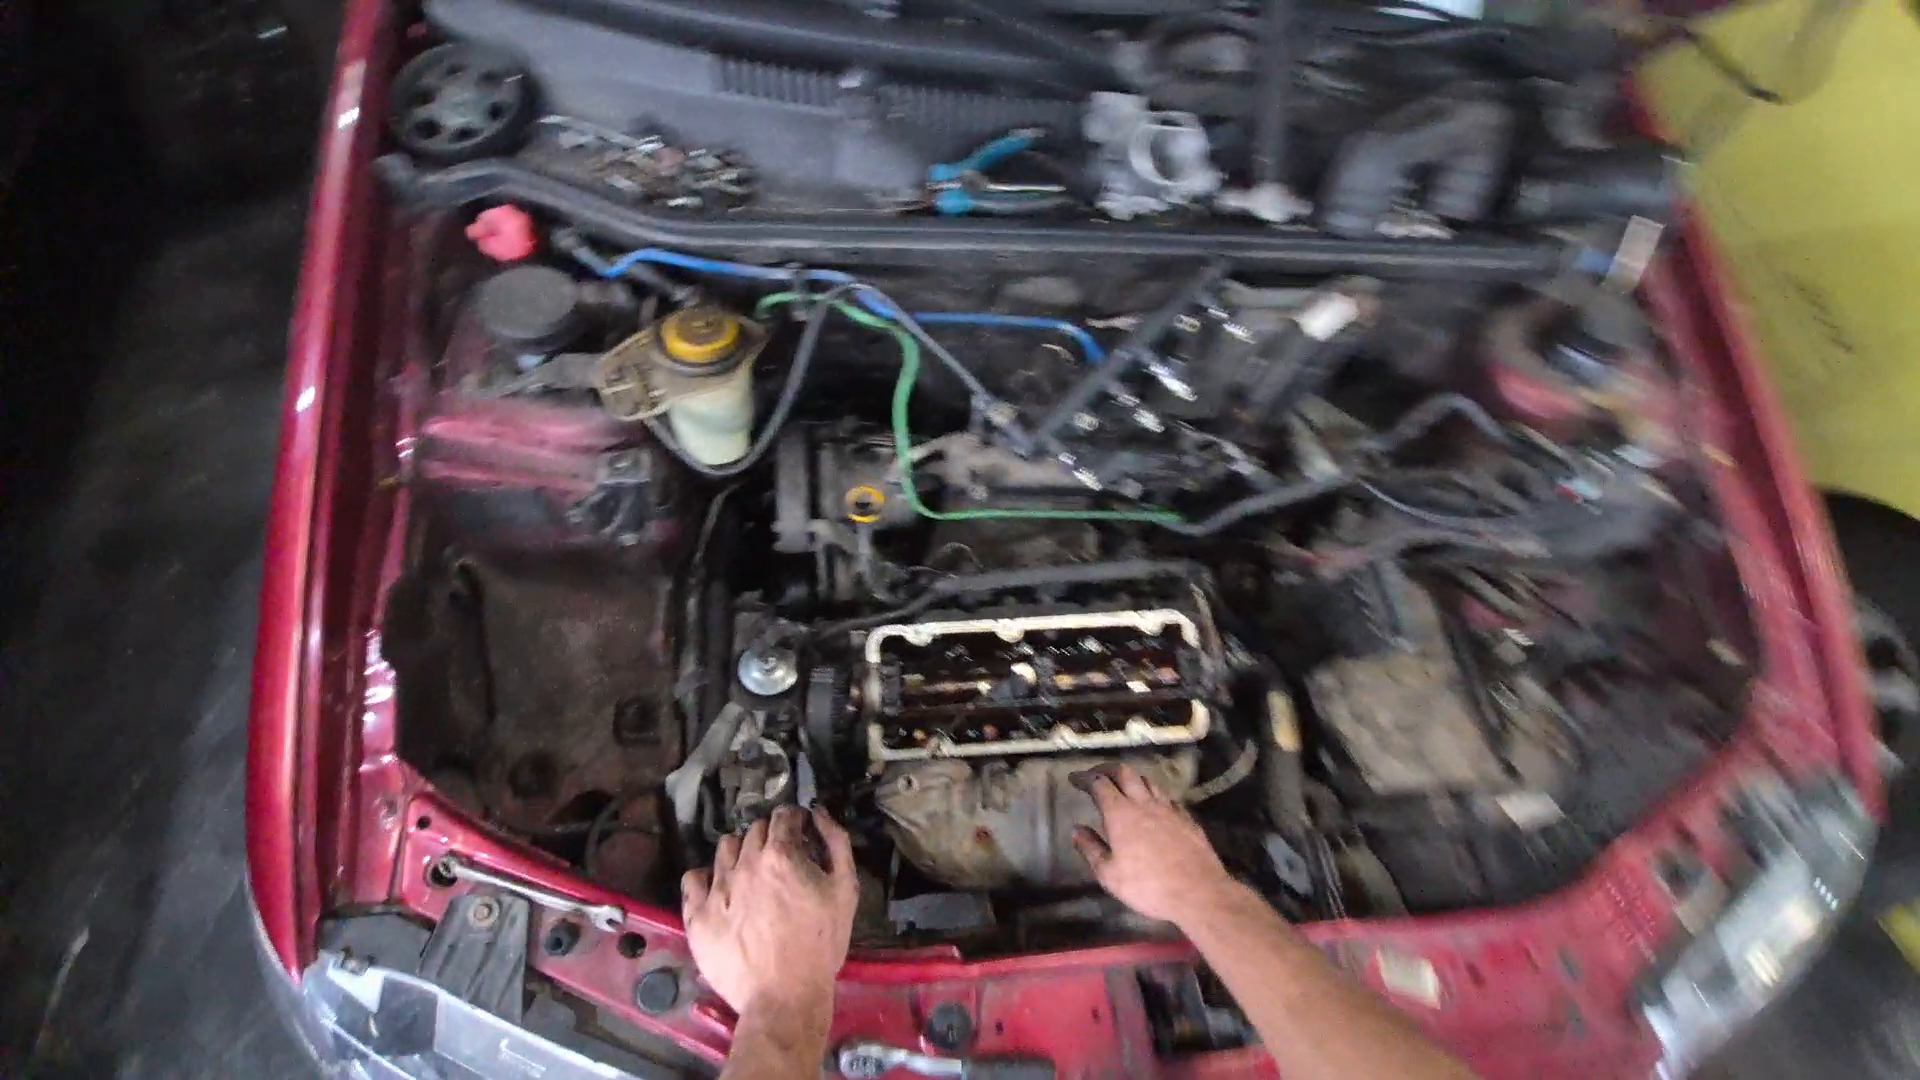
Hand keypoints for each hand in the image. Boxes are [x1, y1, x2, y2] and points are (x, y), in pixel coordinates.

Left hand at [681, 805, 858, 1015]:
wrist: (784, 998)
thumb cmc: (821, 943)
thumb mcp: (845, 889)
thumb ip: (836, 841)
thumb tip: (818, 812)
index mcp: (781, 854)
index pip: (782, 815)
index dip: (795, 821)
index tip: (800, 835)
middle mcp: (745, 863)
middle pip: (754, 830)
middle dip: (770, 837)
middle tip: (781, 861)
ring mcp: (717, 889)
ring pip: (725, 848)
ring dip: (740, 853)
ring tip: (750, 875)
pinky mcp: (698, 916)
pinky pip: (693, 878)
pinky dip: (706, 878)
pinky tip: (721, 891)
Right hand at [1072, 763, 1234, 924]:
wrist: (1199, 893)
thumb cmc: (1148, 886)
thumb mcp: (1109, 875)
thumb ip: (1091, 849)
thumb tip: (1076, 829)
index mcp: (1120, 813)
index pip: (1098, 784)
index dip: (1084, 777)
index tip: (1074, 778)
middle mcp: (1143, 803)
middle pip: (1124, 772)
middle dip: (1107, 768)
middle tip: (1097, 774)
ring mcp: (1168, 808)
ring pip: (1147, 780)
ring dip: (1132, 778)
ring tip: (1125, 785)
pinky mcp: (1187, 819)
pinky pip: (1167, 797)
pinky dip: (1154, 795)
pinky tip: (1155, 805)